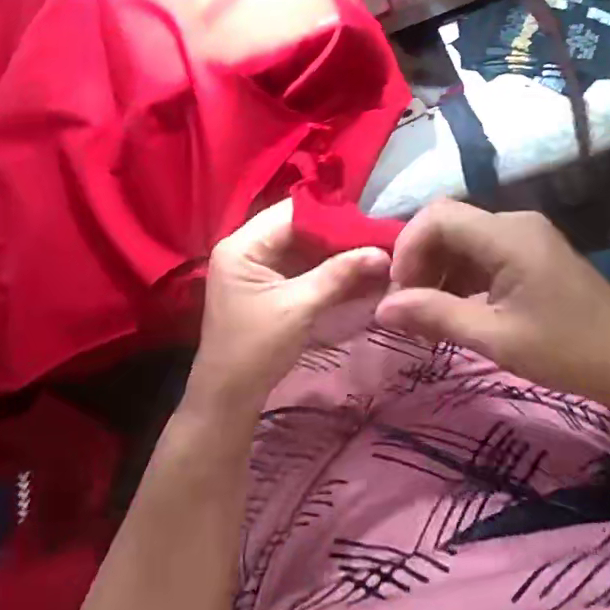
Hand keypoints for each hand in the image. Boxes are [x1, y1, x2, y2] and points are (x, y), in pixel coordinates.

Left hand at [184, 200, 391, 417]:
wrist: (228, 397)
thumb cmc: (256, 348)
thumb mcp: (300, 307)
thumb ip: (339, 274)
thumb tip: (381, 251)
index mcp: (241, 245)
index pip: (290, 212)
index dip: (330, 214)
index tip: (368, 221)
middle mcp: (244, 247)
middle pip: (296, 226)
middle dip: (335, 233)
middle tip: (375, 236)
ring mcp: (254, 266)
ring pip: (300, 246)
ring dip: (332, 251)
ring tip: (371, 251)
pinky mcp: (264, 284)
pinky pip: (298, 265)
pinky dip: (324, 268)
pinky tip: (354, 270)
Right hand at [375, 200, 609, 399]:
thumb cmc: (567, 351)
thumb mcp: (495, 338)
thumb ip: (435, 315)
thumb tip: (382, 308)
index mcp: (508, 235)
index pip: (436, 216)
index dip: (407, 248)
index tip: (397, 292)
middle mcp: (514, 223)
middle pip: (447, 224)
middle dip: (419, 261)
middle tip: (406, 307)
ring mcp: (525, 236)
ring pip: (461, 239)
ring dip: (437, 271)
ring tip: (425, 314)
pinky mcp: (531, 253)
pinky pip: (481, 252)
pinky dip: (459, 276)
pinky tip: (453, 309)